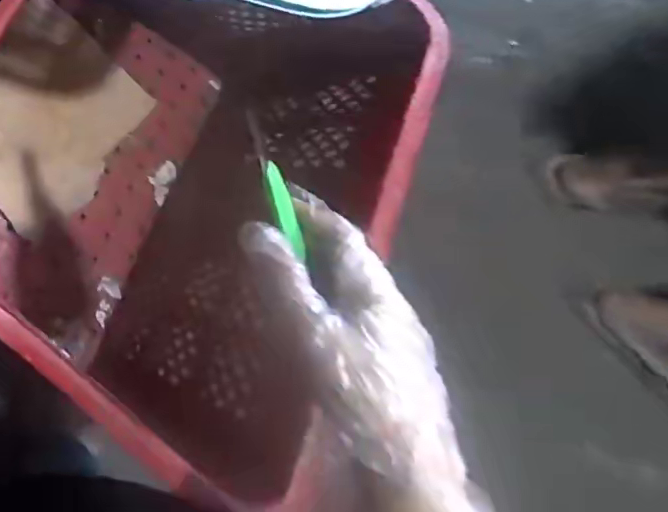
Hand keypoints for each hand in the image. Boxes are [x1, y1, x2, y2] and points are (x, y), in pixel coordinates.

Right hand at [241, 188, 485, 511]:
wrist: (412, 477)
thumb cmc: (362, 395)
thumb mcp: (312, 332)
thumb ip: (283, 279)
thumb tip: (255, 227)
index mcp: (379, 293)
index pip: (344, 234)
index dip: (309, 208)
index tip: (273, 189)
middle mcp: (393, 309)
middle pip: (349, 260)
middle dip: (308, 238)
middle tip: (264, 229)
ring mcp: (396, 342)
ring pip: (350, 290)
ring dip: (313, 271)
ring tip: (275, 268)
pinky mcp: (389, 369)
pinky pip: (350, 315)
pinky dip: (321, 300)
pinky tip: (301, 319)